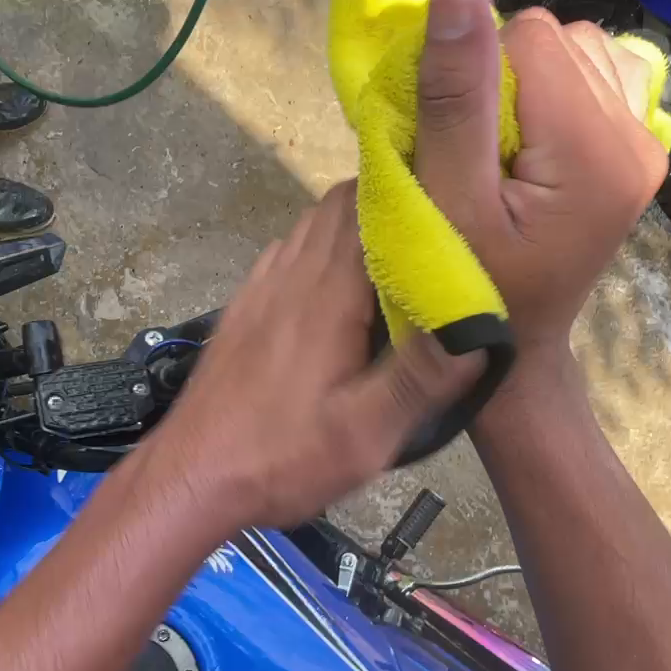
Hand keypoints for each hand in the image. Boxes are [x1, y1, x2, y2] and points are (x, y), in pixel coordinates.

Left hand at [139, 185, 481, 527]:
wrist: (191, 477)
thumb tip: (478, 329)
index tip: (448, 201)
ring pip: (308, 228)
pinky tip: (333, 295)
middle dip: (384, 206)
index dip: (408, 193)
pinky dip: (316, 254)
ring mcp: (258, 290)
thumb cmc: (281, 458)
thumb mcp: (364, 434)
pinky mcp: (241, 312)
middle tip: (430, 234)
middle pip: (336, 206)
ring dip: (350, 229)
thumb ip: (420, 378)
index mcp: (325, 295)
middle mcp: (288, 276)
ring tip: (392, 260)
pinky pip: (284, 257)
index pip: (365, 205)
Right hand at [413, 0, 668, 364]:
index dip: (473, 80)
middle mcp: (638, 135)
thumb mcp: (447, 202)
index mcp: (596, 151)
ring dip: (523, 92)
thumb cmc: (468, 287)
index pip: (528, 37)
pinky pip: (590, 79)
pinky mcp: (635, 149)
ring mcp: (644, 142)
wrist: (514, 345)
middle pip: (556, 39)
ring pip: (572, 52)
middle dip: (501, 84)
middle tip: (479, 159)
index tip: (456, 145)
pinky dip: (550, 102)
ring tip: (504, 160)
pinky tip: (532, 154)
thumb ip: (453, 101)